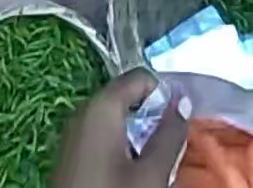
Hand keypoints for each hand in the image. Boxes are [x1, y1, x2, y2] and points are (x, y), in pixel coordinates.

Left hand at [53, 68, 187, 187]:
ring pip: (116, 119)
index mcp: (102, 105)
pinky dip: (119, 147)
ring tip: (149, 166)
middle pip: (128, 98)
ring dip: (137, 135)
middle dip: (151, 117)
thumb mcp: (151, 175)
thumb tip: (182, 101)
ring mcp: (73, 134)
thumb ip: (170, 134)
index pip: (141, 78)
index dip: (164, 95)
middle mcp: (84, 110)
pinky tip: (127, 176)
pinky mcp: (69, 157)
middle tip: (166, 148)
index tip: (177, 123)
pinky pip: (101, 137)